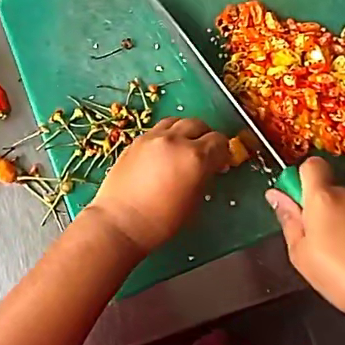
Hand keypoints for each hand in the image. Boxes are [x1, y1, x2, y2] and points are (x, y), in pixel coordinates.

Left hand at [85, 117, 231, 253]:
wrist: (121, 222)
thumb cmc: (162, 221)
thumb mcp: (194, 202)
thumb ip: (204, 177)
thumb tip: (209, 168)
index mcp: (196, 157)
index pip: (219, 141)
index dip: (223, 151)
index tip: (220, 162)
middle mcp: (176, 140)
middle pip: (199, 125)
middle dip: (206, 137)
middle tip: (205, 152)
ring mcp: (153, 137)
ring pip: (177, 121)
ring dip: (185, 131)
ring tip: (184, 146)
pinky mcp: (136, 140)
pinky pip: (158, 129)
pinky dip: (167, 135)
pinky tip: (164, 150)